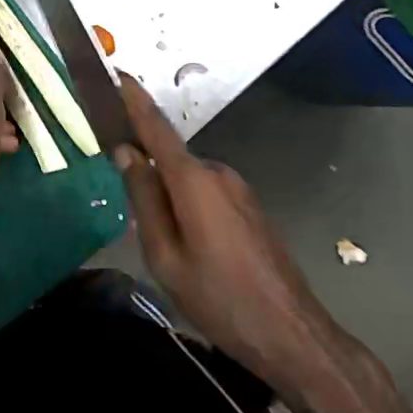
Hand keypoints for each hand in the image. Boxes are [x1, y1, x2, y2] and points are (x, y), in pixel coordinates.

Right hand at [111, 73, 358, 392]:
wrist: (296, 339)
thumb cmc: (221, 298)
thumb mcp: (164, 255)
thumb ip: (143, 198)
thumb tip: (126, 153)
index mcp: (193, 180)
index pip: (156, 128)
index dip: (134, 100)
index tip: (116, 73)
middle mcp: (217, 174)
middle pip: (168, 159)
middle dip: (146, 173)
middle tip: (136, 219)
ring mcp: (238, 190)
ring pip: (186, 179)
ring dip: (169, 197)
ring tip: (167, 247)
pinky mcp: (250, 207)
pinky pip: (205, 192)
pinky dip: (188, 205)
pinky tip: (192, 249)